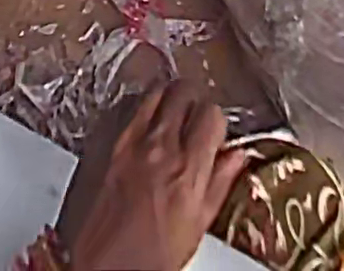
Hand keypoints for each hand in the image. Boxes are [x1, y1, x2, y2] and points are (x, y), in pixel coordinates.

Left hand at [66, 82, 246, 270]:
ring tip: (175, 112)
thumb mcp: (198, 224)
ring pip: (161, 90)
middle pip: (186, 92)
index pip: (212, 114)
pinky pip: (137, 104)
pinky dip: (149, 103)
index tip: (214, 131)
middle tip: (195, 117)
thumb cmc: (152, 256)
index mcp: (190, 170)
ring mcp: (137, 141)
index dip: (216, 120)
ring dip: (172, 96)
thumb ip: (220, 182)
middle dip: (195, 100)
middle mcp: (163, 148)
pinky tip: (153, 119)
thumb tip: (237, 155)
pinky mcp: (116, 141)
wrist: (106, 265)